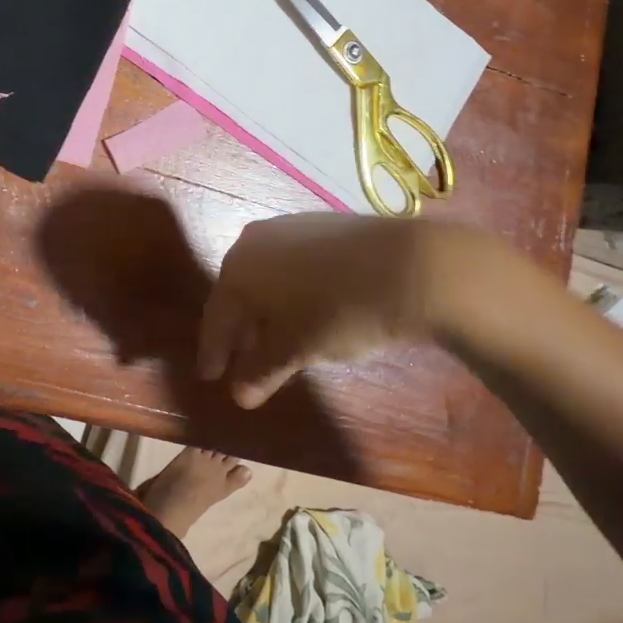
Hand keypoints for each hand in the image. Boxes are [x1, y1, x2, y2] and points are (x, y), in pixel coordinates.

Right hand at [197, 213, 521, 407]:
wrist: (412, 267)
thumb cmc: (338, 312)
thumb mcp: (296, 349)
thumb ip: (261, 371)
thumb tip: (239, 395)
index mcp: (238, 268)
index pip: (216, 315)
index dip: (213, 350)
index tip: (210, 377)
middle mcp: (255, 241)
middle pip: (238, 293)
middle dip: (239, 330)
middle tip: (241, 364)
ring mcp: (290, 229)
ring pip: (267, 278)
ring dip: (266, 312)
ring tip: (277, 343)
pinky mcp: (324, 227)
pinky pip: (292, 266)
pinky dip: (290, 294)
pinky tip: (307, 314)